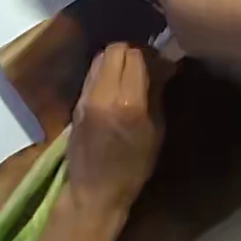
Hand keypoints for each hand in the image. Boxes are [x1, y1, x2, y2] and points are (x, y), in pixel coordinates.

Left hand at [65, 43, 161, 222]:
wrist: (94, 190)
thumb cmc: (133, 168)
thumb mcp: (156, 132)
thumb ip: (156, 93)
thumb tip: (165, 65)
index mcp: (127, 103)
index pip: (135, 56)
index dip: (151, 54)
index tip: (162, 63)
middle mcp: (102, 94)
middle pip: (115, 50)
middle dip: (133, 51)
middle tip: (147, 64)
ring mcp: (85, 96)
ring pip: (100, 57)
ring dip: (118, 58)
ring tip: (132, 72)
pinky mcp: (76, 101)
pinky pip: (92, 73)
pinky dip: (106, 70)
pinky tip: (117, 83)